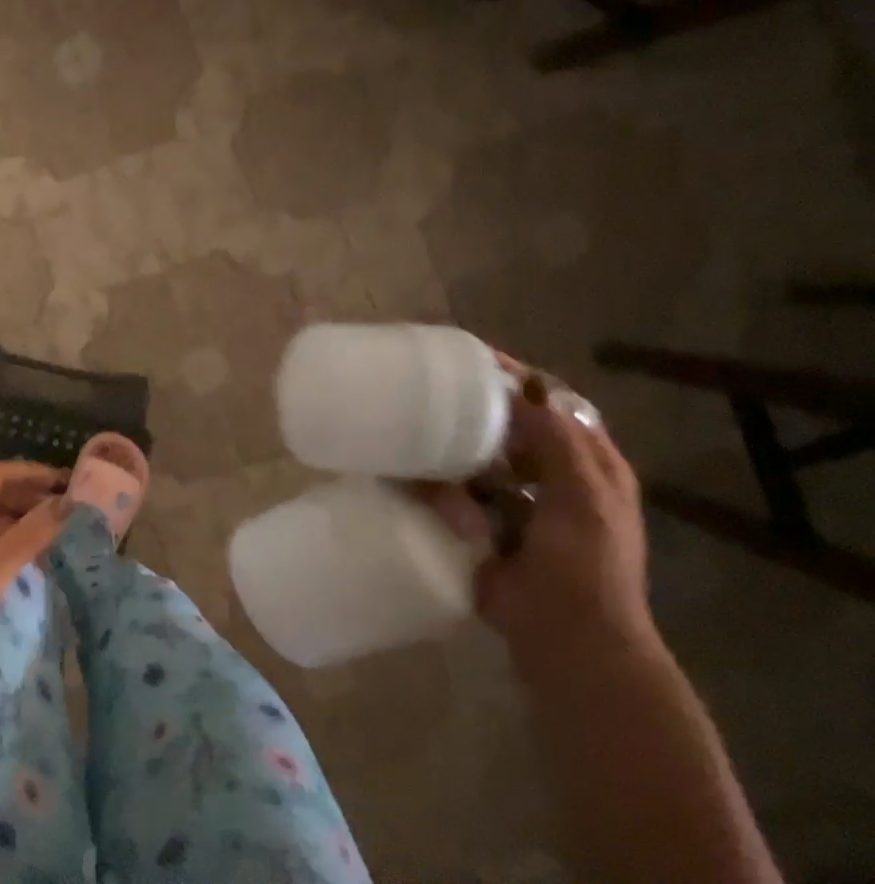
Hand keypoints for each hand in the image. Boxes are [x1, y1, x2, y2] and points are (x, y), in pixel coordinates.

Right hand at [423, 371, 656, 674]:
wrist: (566, 637)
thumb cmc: (586, 565)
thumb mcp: (584, 496)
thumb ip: (558, 444)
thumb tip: (523, 389)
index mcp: (589, 466)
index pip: (556, 405)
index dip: (521, 378)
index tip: (473, 357)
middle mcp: (552, 479)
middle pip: (512, 428)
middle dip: (476, 408)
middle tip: (429, 386)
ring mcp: (515, 507)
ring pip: (478, 461)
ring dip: (450, 445)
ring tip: (410, 423)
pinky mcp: (481, 532)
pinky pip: (452, 497)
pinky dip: (432, 484)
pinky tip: (406, 472)